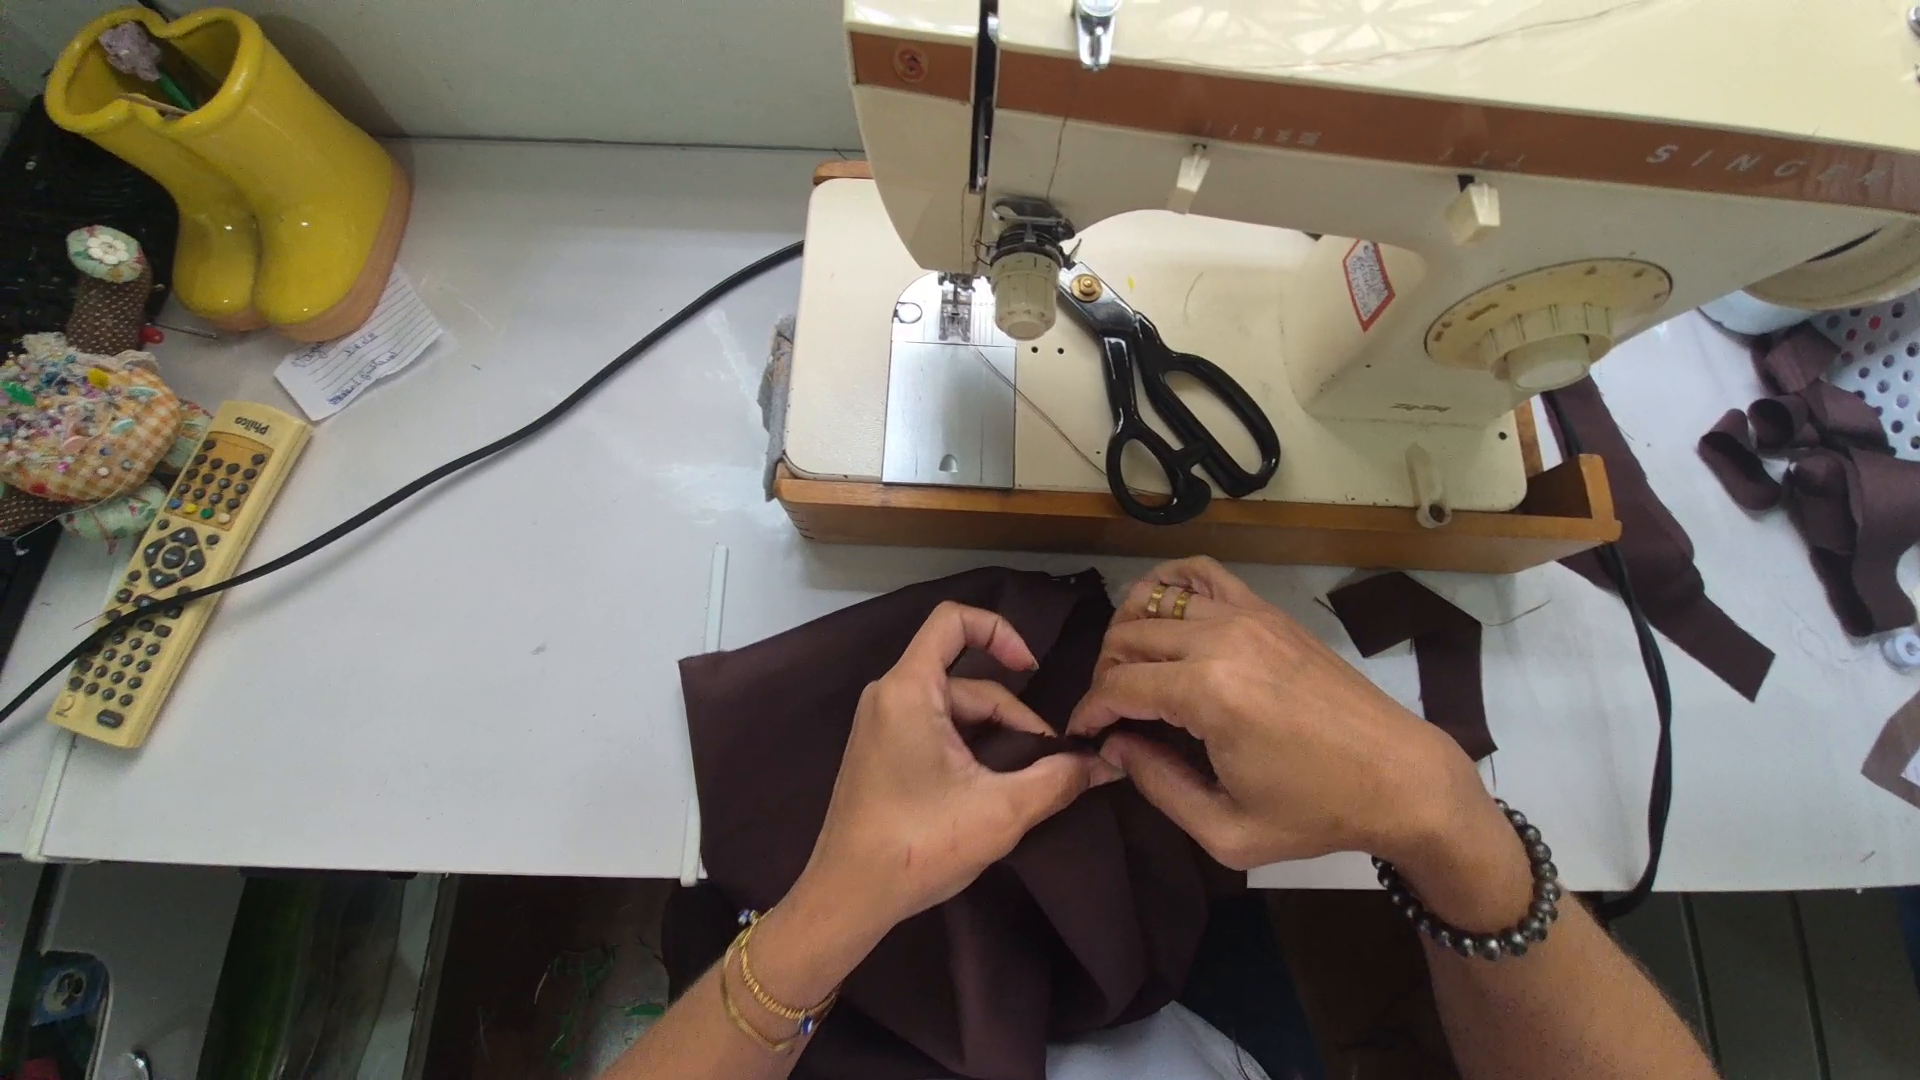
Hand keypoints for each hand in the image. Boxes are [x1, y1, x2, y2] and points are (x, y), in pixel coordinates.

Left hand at [789, 601, 1119, 945]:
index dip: (1000, 631)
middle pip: (965, 680)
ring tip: (1026, 781)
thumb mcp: (1000, 812)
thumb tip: (1105, 764)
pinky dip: (969, 746)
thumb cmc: (918, 846)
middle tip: (1049, 762)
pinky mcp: (881, 749)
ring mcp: (882, 722)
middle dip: (1013, 716)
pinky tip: (991, 785)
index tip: (1032, 669)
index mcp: (909, 690)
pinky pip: (935, 727)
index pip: (953, 620)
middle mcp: (889, 694)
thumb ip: (1058, 780)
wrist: (846, 898)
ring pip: (954, 709)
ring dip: (995, 737)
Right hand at [1068, 558, 1529, 930]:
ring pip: (1151, 601)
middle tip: (1112, 713)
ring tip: (1134, 670)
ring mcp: (1244, 615)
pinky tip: (1165, 615)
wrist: (1403, 778)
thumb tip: (1115, 746)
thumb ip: (1156, 785)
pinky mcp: (1265, 608)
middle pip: (1125, 638)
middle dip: (1103, 677)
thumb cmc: (1316, 812)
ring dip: (1127, 634)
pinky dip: (1168, 584)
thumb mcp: (1226, 831)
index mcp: (1207, 693)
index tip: (1083, 736)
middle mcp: (1219, 640)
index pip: (1116, 687)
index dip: (1089, 712)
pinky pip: (1199, 573)